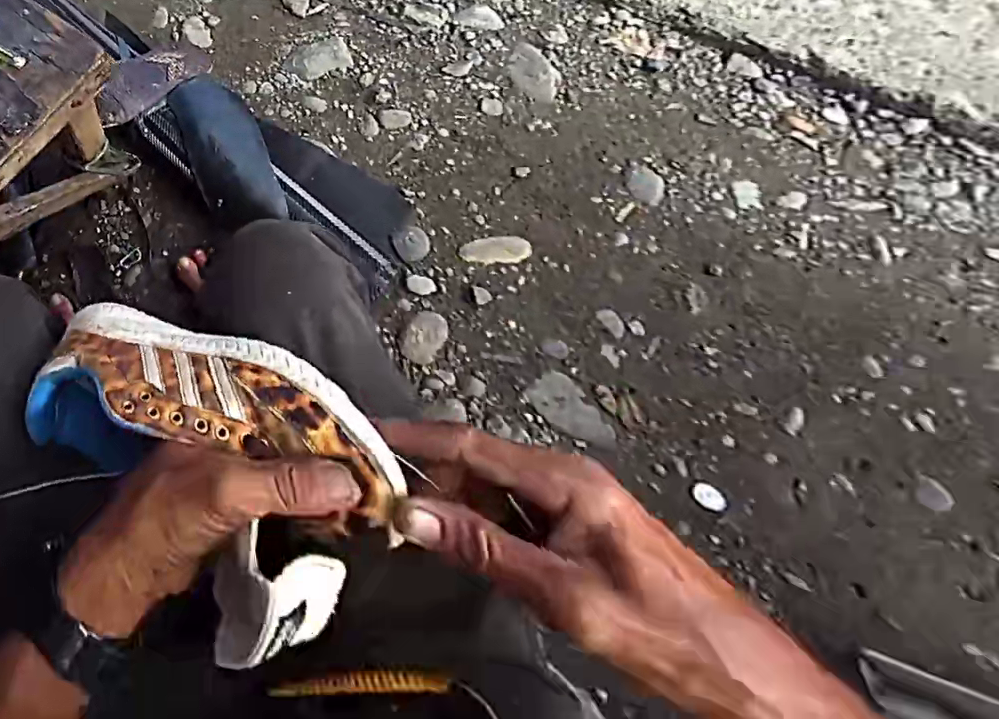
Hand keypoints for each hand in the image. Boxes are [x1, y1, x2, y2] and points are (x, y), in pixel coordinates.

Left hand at [56, 442, 362, 636]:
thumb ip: (281, 483)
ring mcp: (229, 467)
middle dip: (328, 449)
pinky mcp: (234, 500)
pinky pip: (278, 493)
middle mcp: (224, 434)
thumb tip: (347, 481)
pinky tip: (337, 509)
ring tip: (371, 486)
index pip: (275, 404)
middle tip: (380, 466)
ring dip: (320, 477)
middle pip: (285, 435)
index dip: (319, 417)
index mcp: (214, 415)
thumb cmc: (165, 517)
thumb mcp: (225, 491)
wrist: (131, 570)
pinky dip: (305, 500)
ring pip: (284, 465)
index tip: (369, 434)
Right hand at [381, 421, 874, 718]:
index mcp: (564, 479)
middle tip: (384, 502)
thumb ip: (482, 548)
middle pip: (471, 460)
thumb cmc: (673, 637)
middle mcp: (563, 476)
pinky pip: (506, 508)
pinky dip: (475, 522)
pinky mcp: (572, 521)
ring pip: (485, 485)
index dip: (409, 436)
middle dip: (426, 479)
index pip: (466, 441)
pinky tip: (466, 547)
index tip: (363, 435)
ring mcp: (569, 498)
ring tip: (419, 529)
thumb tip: (409, 513)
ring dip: (450, 504)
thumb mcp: (566, 597)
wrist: (758, 684)